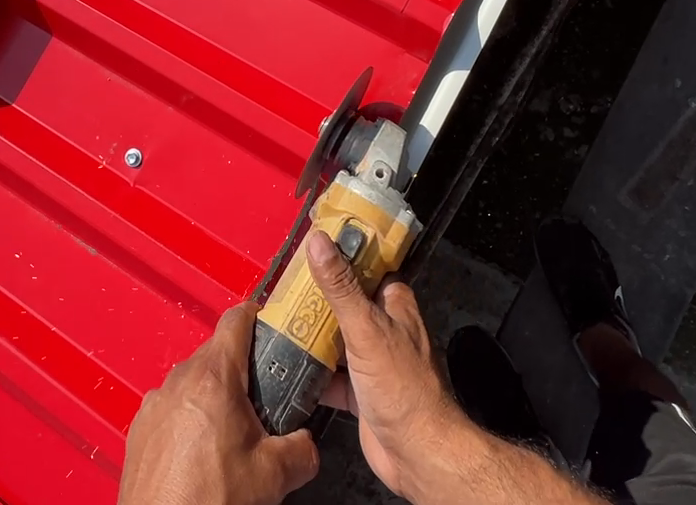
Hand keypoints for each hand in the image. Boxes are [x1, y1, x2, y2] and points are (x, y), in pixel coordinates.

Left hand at [120, 303, 319, 504]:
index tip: (270, 325)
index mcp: (214, 378)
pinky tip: (200, 452)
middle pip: (216, 352)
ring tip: (230, 432)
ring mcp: (156, 403)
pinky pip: (171, 407)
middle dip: (240, 368)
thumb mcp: (272, 476)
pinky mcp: (141, 427)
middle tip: (261, 396)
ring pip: (192, 381)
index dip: (257, 316)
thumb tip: (305, 444)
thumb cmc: (207, 502)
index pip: (237, 319)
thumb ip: (301, 449)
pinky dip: (187, 418)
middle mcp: (180, 381)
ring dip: (212, 395)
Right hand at [305, 231, 465, 499]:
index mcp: (394, 304)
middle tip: (284, 287)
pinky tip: (288, 366)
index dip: (342, 253)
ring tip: (278, 322)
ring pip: (336, 338)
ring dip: (311, 335)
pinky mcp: (360, 391)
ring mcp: (372, 360)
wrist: (417, 453)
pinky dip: (311, 372)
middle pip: (346, 302)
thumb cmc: (404, 387)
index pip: (367, 265)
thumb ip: (340, 286)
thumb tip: (320, 242)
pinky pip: (330, 375)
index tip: (311, 244)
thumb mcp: (366, 328)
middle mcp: (385, 328)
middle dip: (317, 297)